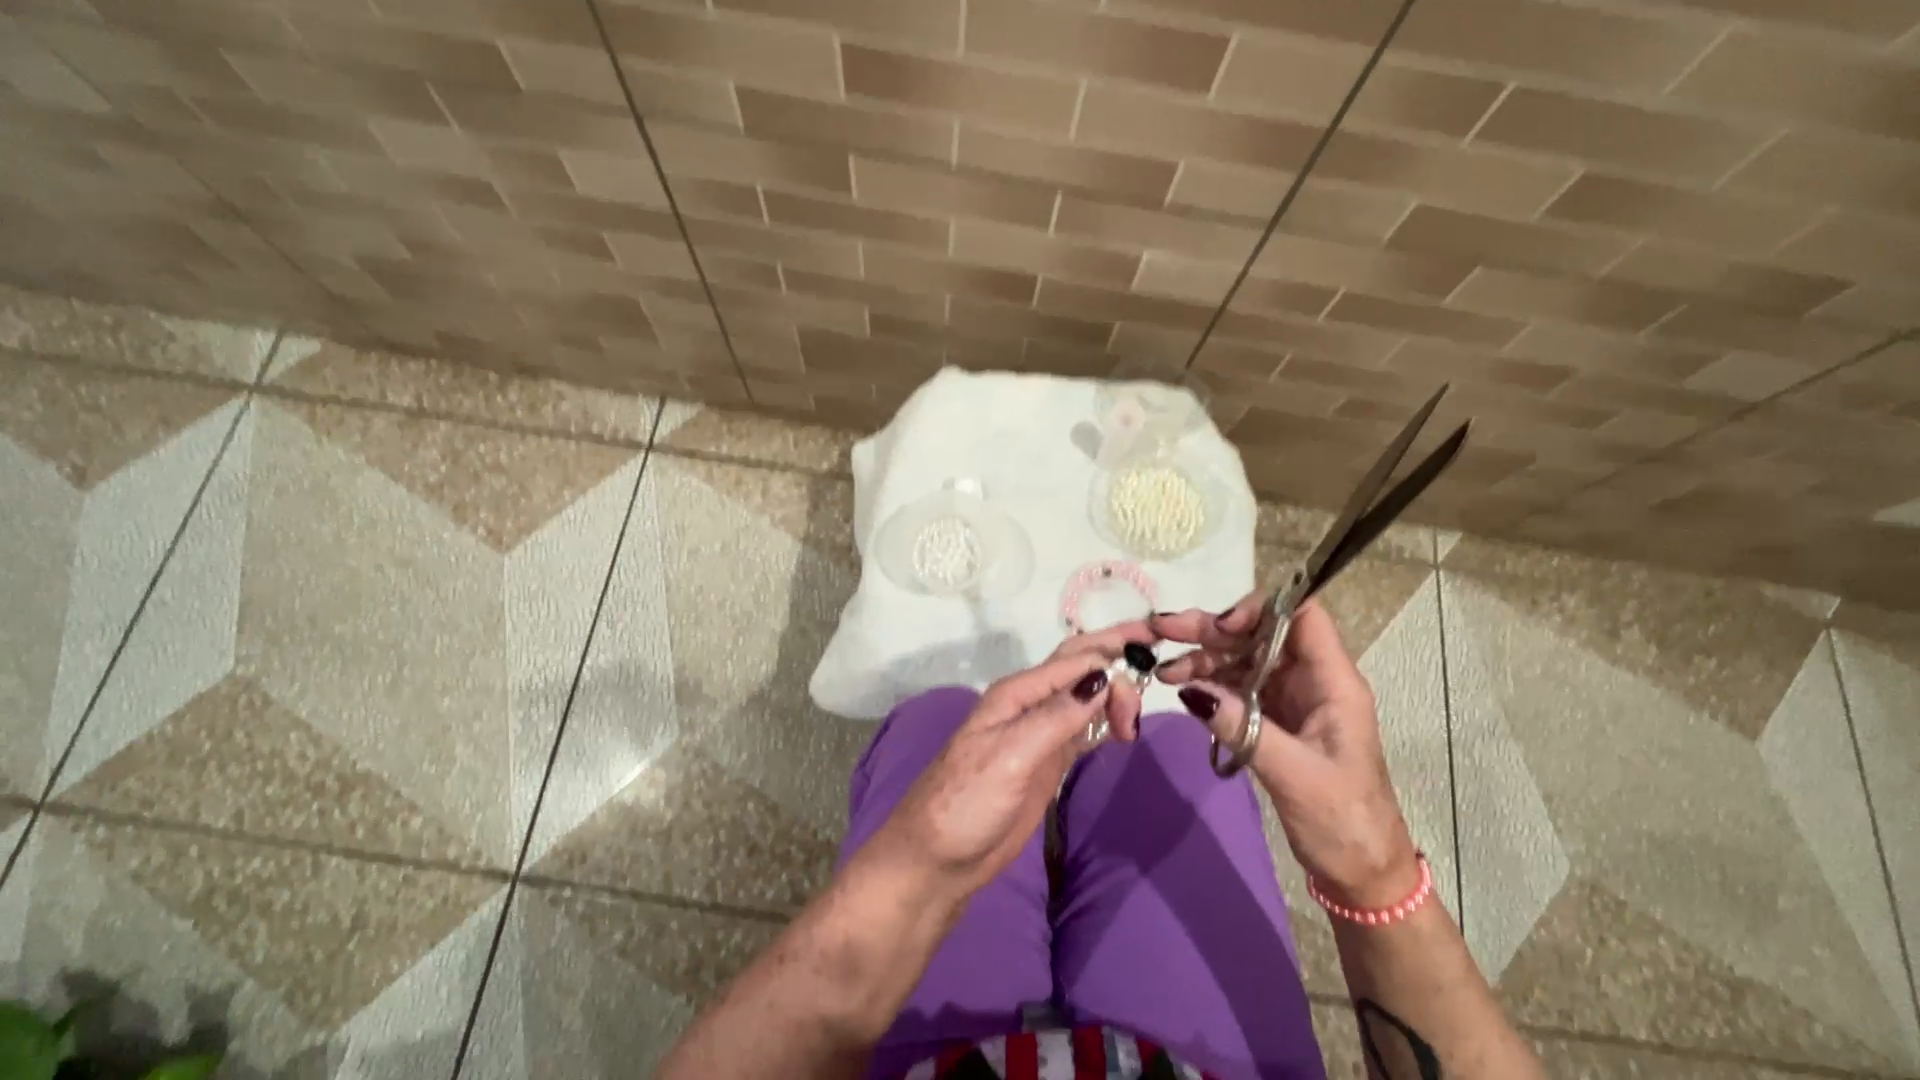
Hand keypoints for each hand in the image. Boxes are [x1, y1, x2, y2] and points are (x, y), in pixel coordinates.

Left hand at [868, 624, 1154, 896]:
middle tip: (1160, 655)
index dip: (1114, 652)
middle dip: (1117, 654)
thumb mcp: (1010, 756)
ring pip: (1086, 697)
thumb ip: (1056, 718)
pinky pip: (1084, 729)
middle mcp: (1030, 704)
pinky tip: (1125, 728)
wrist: (938, 857)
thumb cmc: (965, 803)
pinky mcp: (1047, 761)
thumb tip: (1103, 678)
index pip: (1075, 660)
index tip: (1155, 662)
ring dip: (1116, 693)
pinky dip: (1106, 722)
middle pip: (1080, 667)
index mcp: (1017, 693)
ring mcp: (1040, 733)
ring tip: (1139, 716)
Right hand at [1153, 598, 1419, 909]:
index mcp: (1334, 682)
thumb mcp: (1293, 774)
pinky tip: (1182, 690)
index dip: (1259, 609)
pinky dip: (1210, 686)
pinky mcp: (1276, 722)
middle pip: (1262, 634)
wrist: (1363, 873)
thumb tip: (1188, 689)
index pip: (1302, 615)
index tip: (1218, 628)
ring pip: (1245, 660)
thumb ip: (1242, 727)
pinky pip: (1239, 689)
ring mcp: (1293, 701)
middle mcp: (1313, 681)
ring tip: (1164, 669)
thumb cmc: (1343, 821)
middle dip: (1214, 630)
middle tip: (1164, 632)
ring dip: (1205, 659)